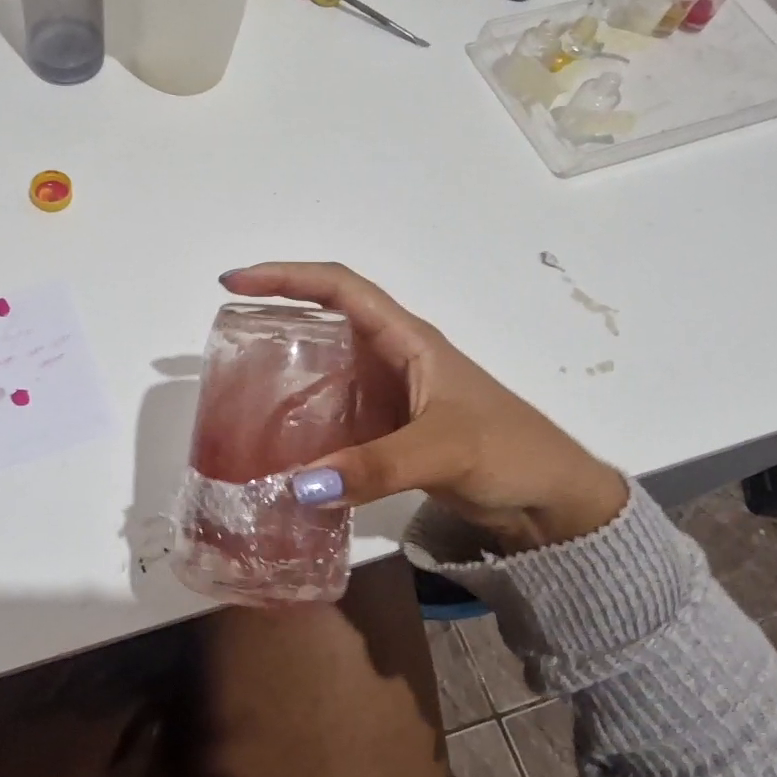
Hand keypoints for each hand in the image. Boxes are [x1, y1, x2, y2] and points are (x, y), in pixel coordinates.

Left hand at [0, 703, 164, 776]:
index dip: (142, 706)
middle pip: (101, 703)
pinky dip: (58, 728)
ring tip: (88, 734)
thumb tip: (156, 725)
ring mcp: (47, 717)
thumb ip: (140, 754)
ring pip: (74, 709)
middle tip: (118, 724)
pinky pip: (49, 719)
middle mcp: (76, 712)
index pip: (130, 704)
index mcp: (102, 726)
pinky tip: (56, 744)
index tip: (150, 710)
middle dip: (111, 710)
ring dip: (84, 718)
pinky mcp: (24, 726)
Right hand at [221, 262, 627, 550]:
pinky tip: (276, 449)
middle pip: (323, 323)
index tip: (236, 284)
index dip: (287, 277)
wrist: (550, 498)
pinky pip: (333, 419)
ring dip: (285, 377)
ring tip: (238, 393)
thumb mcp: (444, 450)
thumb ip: (374, 466)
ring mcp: (389, 398)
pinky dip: (302, 428)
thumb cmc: (510, 452)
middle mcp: (393, 360)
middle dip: (275, 318)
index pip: (341, 289)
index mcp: (409, 340)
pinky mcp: (387, 435)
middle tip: (226, 339)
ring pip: (324, 374)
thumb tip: (296, 485)